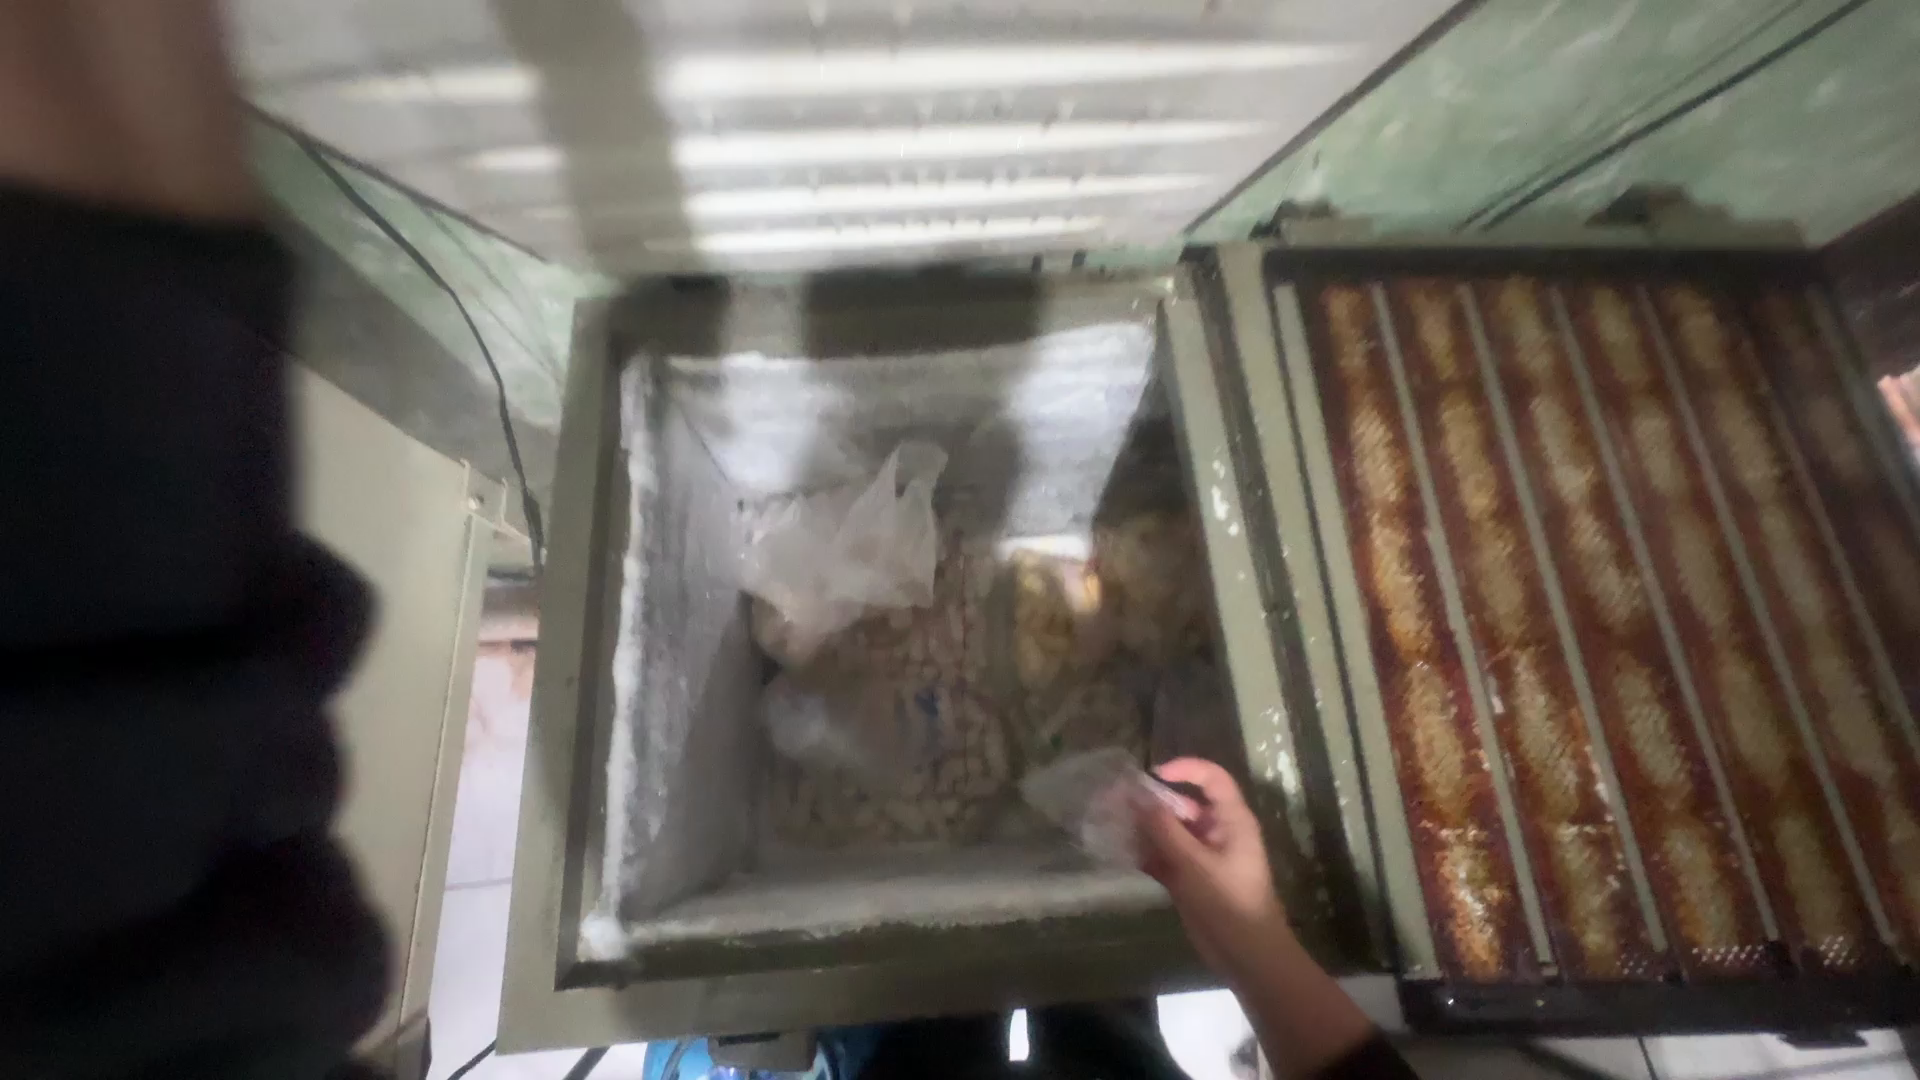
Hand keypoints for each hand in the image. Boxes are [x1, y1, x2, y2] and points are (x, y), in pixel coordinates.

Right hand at [1136, 758, 1289, 977]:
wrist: (1247, 958)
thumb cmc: (1229, 902)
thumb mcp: (1194, 863)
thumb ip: (1164, 829)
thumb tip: (1137, 798)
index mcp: (1231, 821)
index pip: (1212, 779)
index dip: (1186, 769)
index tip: (1154, 774)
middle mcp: (1216, 832)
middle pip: (1184, 804)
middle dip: (1153, 801)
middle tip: (1118, 800)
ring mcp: (1201, 856)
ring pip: (1170, 830)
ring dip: (1144, 827)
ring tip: (1112, 822)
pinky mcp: (1189, 878)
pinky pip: (1164, 855)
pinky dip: (1145, 852)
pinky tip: (1120, 850)